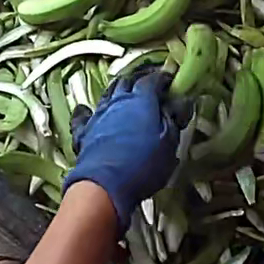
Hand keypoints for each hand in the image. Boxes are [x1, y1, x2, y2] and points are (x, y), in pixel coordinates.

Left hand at [62, 69, 180, 232]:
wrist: (104, 185)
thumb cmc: (143, 164)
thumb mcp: (169, 143)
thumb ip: (174, 119)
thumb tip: (181, 102)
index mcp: (141, 100)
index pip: (152, 80)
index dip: (162, 78)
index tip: (171, 82)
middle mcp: (117, 101)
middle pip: (126, 81)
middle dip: (138, 79)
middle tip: (148, 84)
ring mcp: (98, 115)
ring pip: (106, 94)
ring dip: (116, 91)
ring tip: (124, 94)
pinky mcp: (83, 131)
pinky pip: (84, 115)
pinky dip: (87, 111)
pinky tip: (86, 110)